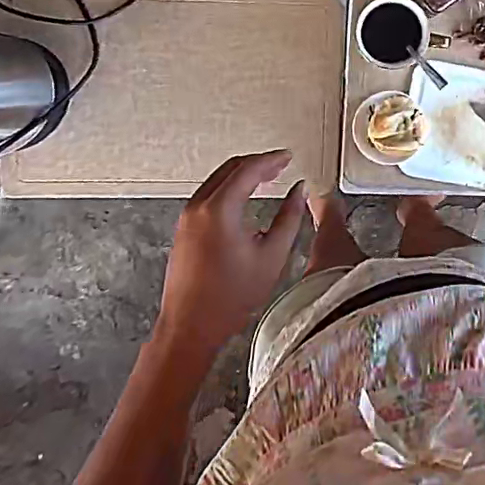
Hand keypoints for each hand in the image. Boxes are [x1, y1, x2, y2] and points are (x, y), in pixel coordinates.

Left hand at [155, 151, 305, 358]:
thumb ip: (291, 216)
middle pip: (230, 169)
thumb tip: (300, 191)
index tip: (288, 157)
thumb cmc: (230, 297)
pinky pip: (209, 195)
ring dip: (243, 174)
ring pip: (218, 180)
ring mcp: (187, 219)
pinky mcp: (184, 230)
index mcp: (219, 210)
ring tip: (269, 177)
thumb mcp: (273, 254)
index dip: (271, 160)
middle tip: (281, 164)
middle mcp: (198, 208)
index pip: (248, 170)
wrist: (190, 326)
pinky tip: (246, 196)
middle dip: (258, 163)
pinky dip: (230, 188)